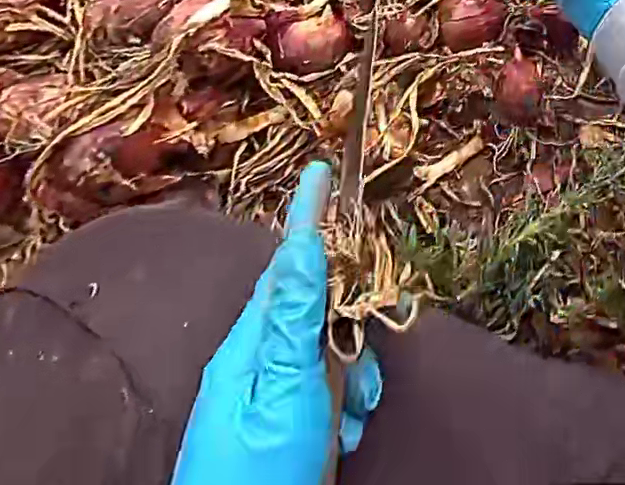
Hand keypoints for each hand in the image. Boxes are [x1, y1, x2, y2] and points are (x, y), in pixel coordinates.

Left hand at [171, 162, 382, 484]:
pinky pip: (323, 380)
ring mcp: (270, 387)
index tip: (320, 170)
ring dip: (352, 365)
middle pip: (314, 302)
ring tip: (355, 410)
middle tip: (371, 348)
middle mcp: (259, 355)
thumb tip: (305, 242)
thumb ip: (297, 317)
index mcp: (253, 341)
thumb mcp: (286, 390)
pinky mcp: (285, 415)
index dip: (307, 213)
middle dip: (350, 315)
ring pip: (326, 343)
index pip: (287, 261)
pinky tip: (345, 426)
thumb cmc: (258, 473)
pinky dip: (343, 393)